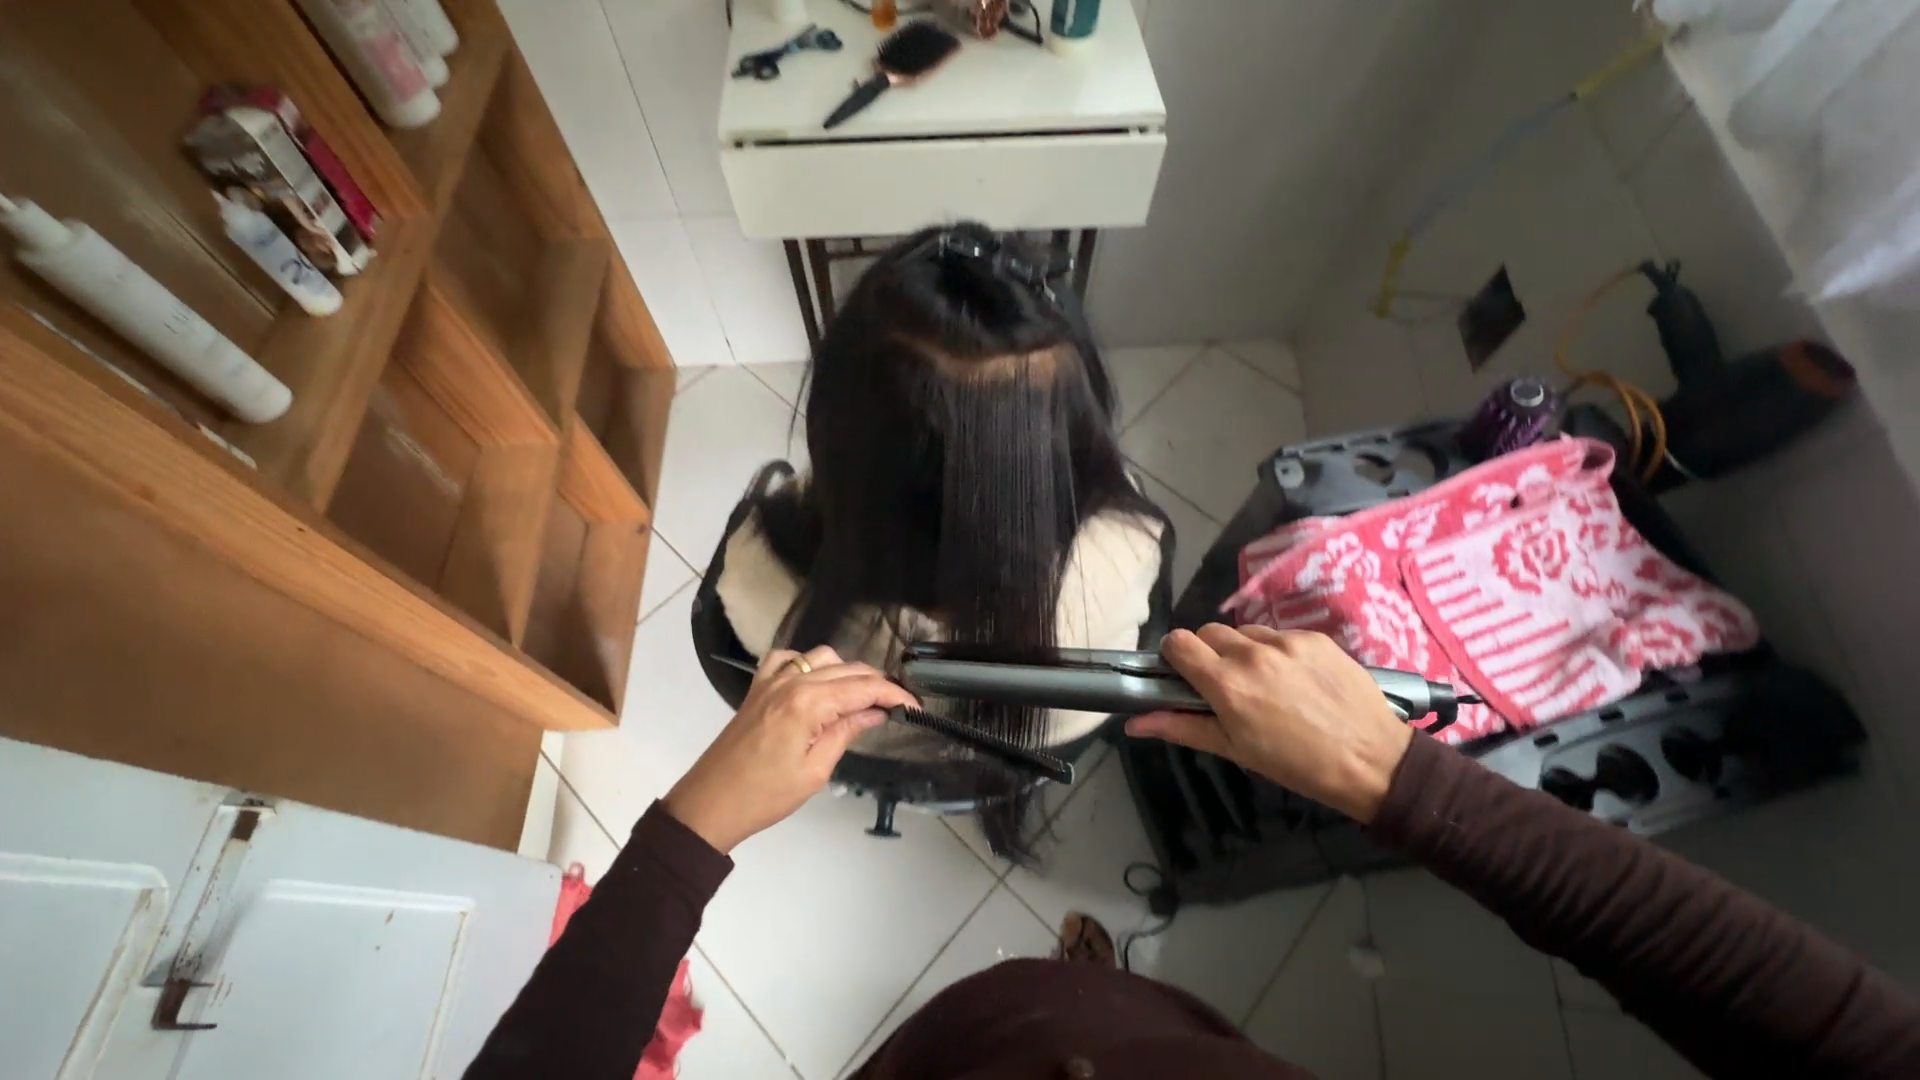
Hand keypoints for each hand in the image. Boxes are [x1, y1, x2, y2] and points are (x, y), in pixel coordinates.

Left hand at [666, 646, 918, 852]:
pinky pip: (788, 658)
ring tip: (860, 697)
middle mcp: (791, 681)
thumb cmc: (765, 795)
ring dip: (847, 671)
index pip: (864, 688)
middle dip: (877, 684)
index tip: (914, 706)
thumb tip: (875, 712)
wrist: (710, 804)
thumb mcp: (816, 771)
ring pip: (822, 657)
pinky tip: (817, 681)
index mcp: (808, 702)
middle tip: (896, 705)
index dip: (894, 695)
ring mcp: (771, 680)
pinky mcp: (758, 687)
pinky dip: (808, 663)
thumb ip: (847, 732)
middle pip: (848, 669)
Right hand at [1124, 625, 1413, 822]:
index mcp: (1226, 684)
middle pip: (1207, 632)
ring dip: (1242, 650)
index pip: (1178, 642)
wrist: (1373, 761)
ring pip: (1243, 631)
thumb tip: (1133, 724)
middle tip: (1224, 683)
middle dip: (1207, 652)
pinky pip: (1278, 634)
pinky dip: (1276, 651)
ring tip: (1264, 682)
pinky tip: (1294, 678)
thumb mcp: (1234, 749)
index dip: (1174, 654)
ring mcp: (1286, 642)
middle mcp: (1251, 654)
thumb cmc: (1296, 765)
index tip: (1183, 672)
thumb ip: (1180, 727)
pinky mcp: (1314, 637)